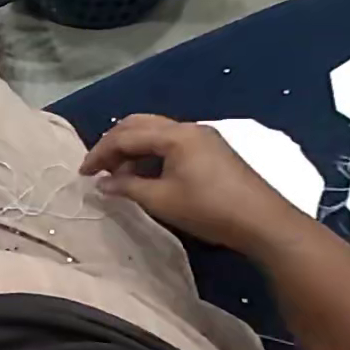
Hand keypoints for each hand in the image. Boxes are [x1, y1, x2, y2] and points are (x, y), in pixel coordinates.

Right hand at [79, 113, 317, 256]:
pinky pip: (169, 143)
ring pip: (154, 133)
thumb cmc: (209, 209)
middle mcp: (188, 129)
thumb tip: (102, 183)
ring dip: (131, 149)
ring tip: (117, 174)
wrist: (265, 224)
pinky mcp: (211, 151)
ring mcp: (202, 138)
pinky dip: (149, 154)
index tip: (83, 174)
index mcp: (175, 136)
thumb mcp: (160, 199)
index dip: (99, 154)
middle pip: (138, 125)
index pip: (125, 136)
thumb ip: (126, 186)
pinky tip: (143, 174)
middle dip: (113, 144)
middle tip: (98, 167)